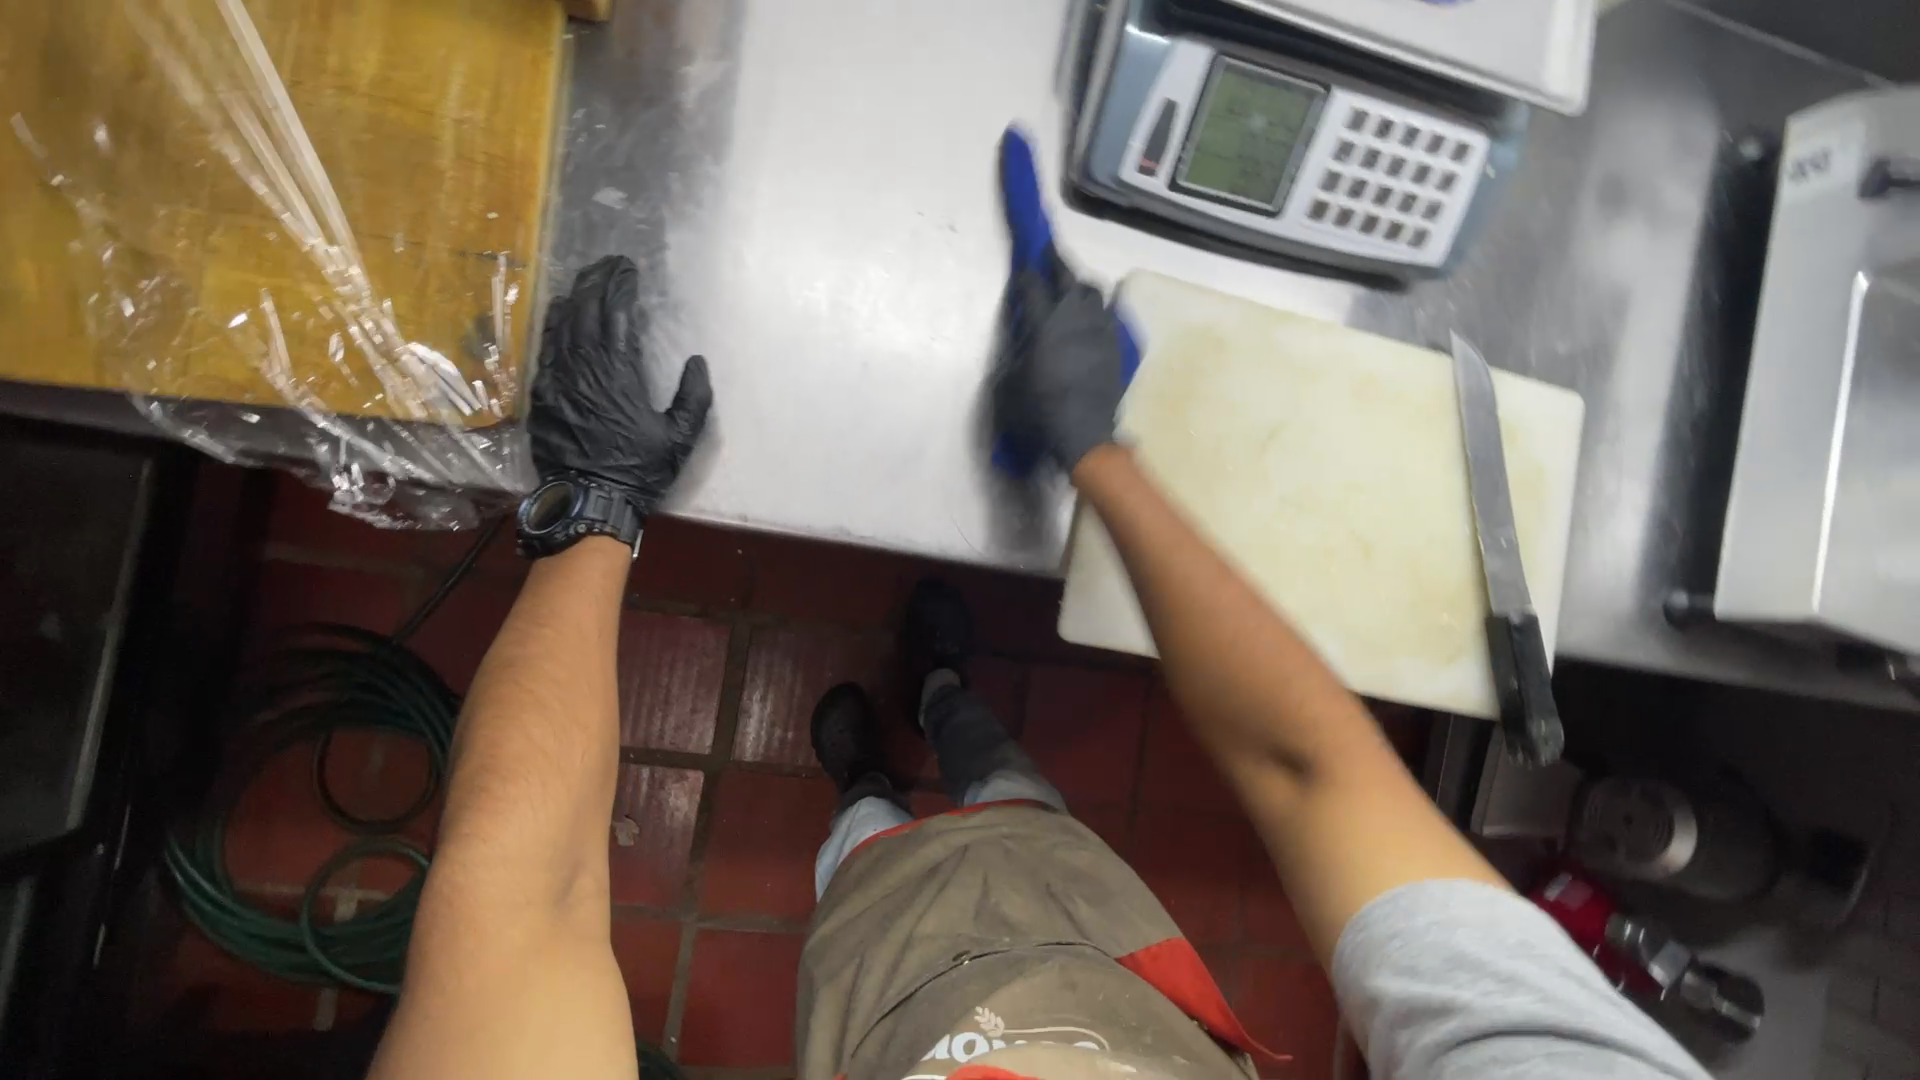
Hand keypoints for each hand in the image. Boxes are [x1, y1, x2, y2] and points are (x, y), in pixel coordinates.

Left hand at [527, 255, 712, 515]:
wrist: (591, 499)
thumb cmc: (640, 469)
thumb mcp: (680, 438)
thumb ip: (693, 397)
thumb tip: (697, 362)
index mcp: (619, 374)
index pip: (616, 315)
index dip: (621, 288)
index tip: (629, 270)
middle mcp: (584, 368)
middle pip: (585, 311)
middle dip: (597, 282)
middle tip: (608, 265)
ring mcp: (558, 379)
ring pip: (562, 324)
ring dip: (575, 297)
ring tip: (586, 280)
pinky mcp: (542, 394)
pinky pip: (546, 347)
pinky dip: (554, 324)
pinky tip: (561, 313)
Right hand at [993, 250, 1129, 472]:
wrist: (1083, 433)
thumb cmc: (1039, 410)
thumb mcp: (1010, 382)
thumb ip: (1016, 351)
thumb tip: (1023, 336)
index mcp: (1045, 324)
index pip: (1033, 286)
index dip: (1026, 275)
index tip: (1024, 270)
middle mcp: (1075, 318)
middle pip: (1069, 277)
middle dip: (1058, 263)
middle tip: (1050, 256)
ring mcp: (1101, 330)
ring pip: (1095, 293)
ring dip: (1082, 287)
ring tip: (1074, 291)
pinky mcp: (1117, 346)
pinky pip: (1110, 316)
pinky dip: (1100, 312)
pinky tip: (1095, 319)